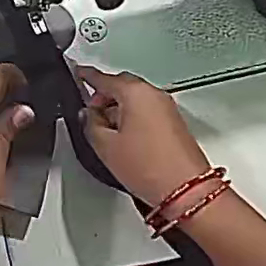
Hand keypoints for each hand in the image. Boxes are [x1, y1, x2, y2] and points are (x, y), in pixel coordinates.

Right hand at [73, 64, 211, 206]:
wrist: (187, 191)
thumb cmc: (153, 167)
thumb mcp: (105, 146)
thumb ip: (89, 123)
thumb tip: (88, 116)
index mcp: (135, 92)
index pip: (103, 78)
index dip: (86, 76)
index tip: (79, 73)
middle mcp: (154, 95)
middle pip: (121, 86)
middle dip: (103, 97)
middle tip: (90, 113)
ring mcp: (167, 108)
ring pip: (135, 100)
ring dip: (119, 110)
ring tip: (107, 134)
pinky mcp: (174, 124)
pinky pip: (147, 112)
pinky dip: (134, 119)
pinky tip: (126, 142)